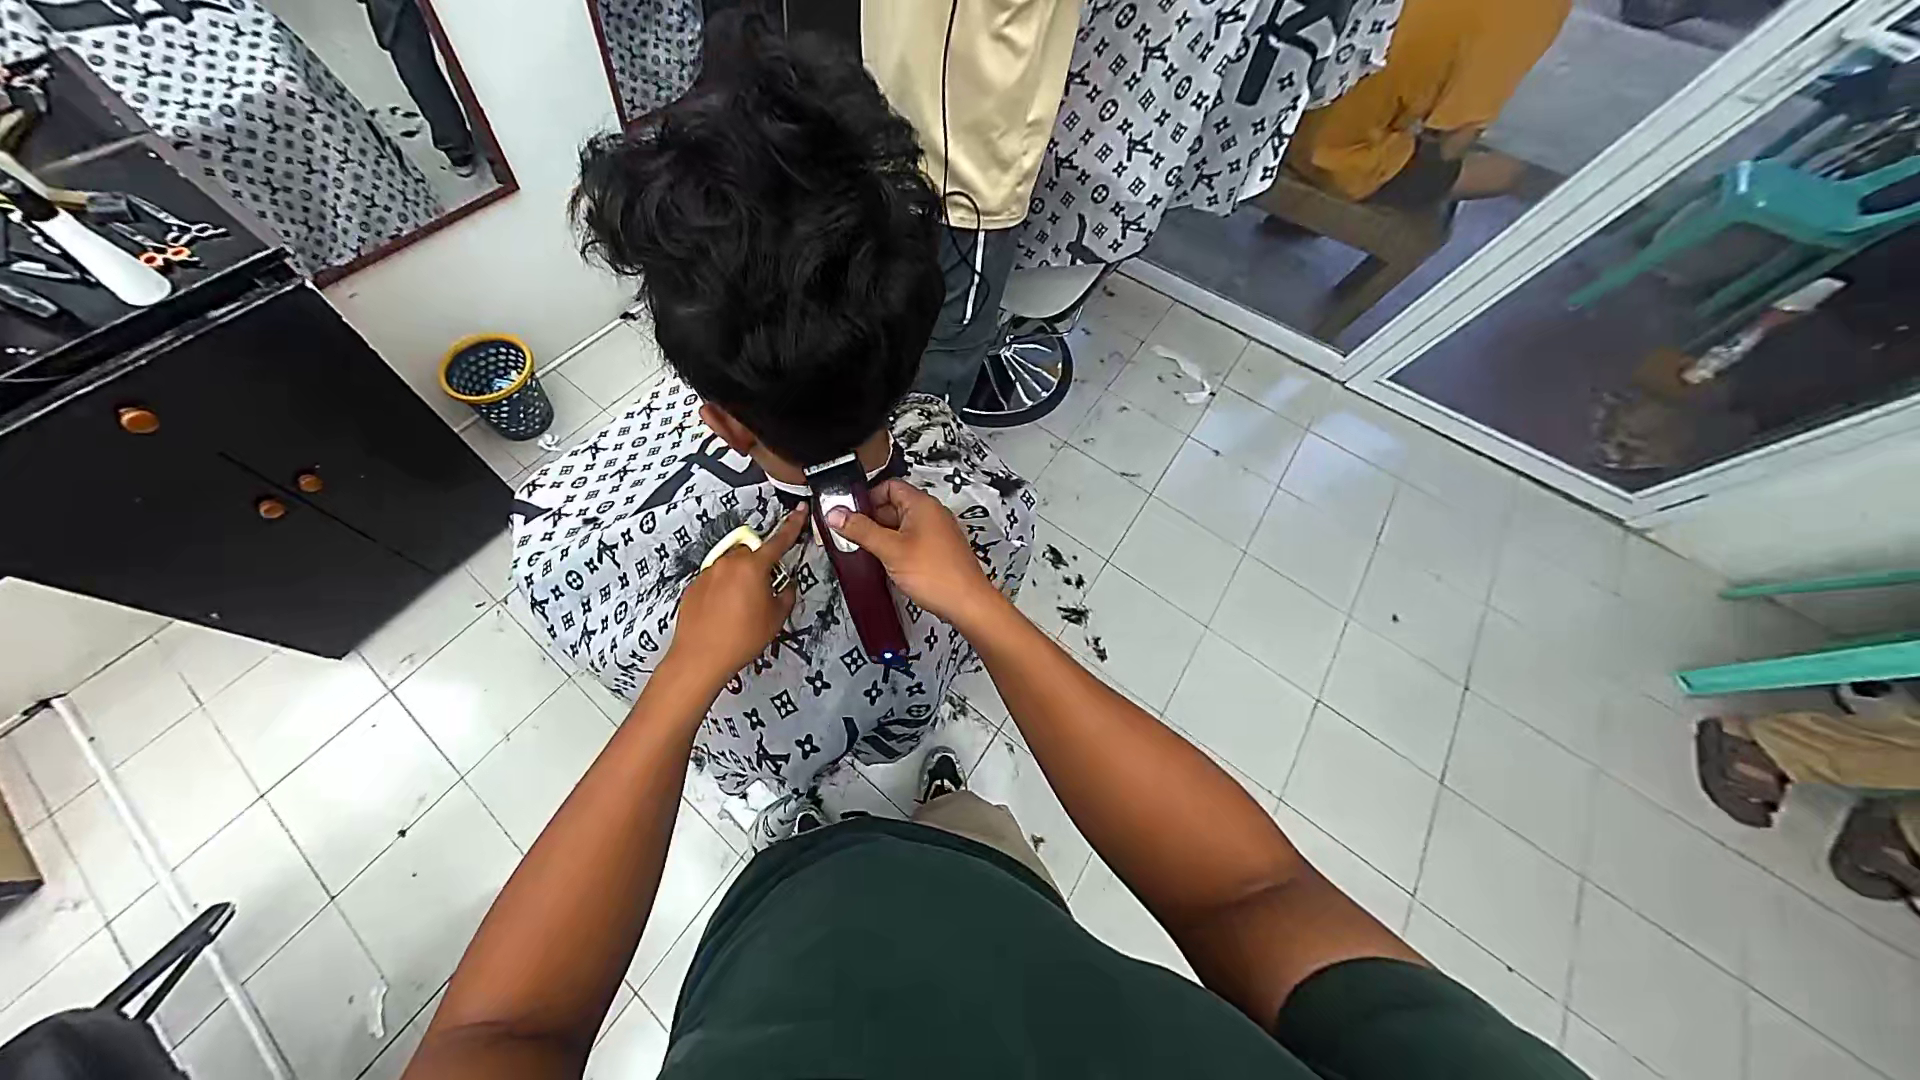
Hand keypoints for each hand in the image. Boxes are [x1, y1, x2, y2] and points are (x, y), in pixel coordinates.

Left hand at [664, 508, 806, 688]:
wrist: (700, 658)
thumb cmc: (738, 639)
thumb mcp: (777, 616)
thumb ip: (787, 593)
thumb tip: (787, 586)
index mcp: (752, 566)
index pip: (779, 540)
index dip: (793, 525)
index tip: (799, 512)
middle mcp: (728, 564)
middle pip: (753, 553)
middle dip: (762, 566)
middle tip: (768, 590)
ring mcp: (708, 573)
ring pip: (733, 566)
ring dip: (743, 579)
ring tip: (744, 608)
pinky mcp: (694, 586)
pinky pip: (717, 580)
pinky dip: (725, 590)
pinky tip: (728, 613)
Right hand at [825, 479, 1003, 626]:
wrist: (967, 603)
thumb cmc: (939, 575)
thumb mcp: (890, 549)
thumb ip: (861, 530)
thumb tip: (838, 515)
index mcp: (922, 504)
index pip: (889, 486)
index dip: (867, 497)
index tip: (850, 511)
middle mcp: (932, 514)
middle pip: (893, 506)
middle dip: (871, 519)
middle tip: (852, 534)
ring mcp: (936, 533)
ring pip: (901, 526)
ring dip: (882, 536)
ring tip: (868, 550)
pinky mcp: (937, 551)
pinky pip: (910, 541)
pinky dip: (896, 548)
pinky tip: (887, 563)